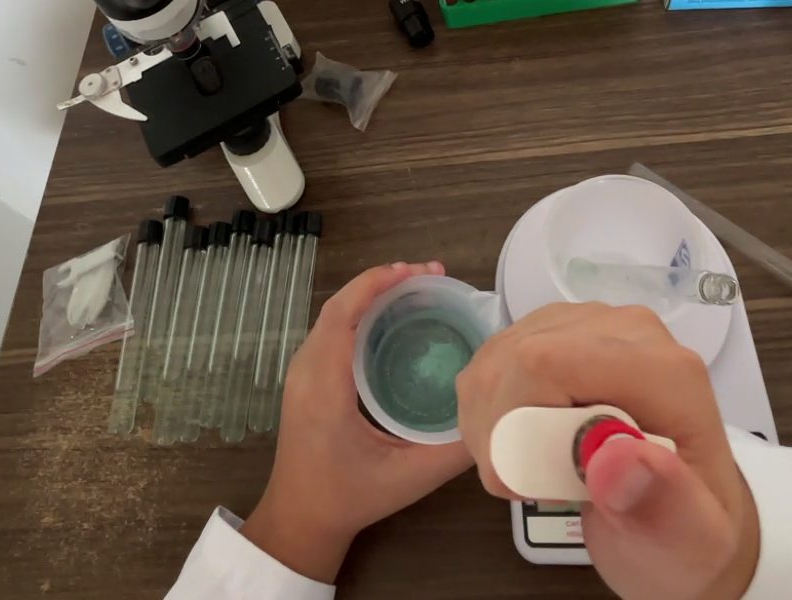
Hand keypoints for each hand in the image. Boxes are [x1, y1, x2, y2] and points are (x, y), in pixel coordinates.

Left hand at [242, 262, 472, 582]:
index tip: (414, 271)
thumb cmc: (349, 498)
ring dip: (372, 294)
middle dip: (382, 281)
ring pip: (335, 313)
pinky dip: (362, 311)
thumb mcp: (408, 477)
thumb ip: (452, 448)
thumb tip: (491, 410)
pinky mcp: (307, 375)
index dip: (375, 284)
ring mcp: (302, 370)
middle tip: (430, 276)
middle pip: (339, 305)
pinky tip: (392, 316)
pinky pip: (333, 329)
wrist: (299, 520)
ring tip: (417, 287)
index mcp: (324, 385)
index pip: (342, 314)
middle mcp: (307, 369)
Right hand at [455, 303, 760, 599]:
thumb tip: (617, 456)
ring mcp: (584, 320)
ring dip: (494, 424)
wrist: (677, 511)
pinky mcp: (553, 327)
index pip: (547, 362)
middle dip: (504, 432)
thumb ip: (666, 504)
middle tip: (538, 485)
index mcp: (662, 369)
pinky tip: (528, 440)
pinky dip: (491, 410)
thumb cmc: (683, 531)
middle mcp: (624, 328)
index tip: (535, 483)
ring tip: (539, 469)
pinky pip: (493, 358)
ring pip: (497, 358)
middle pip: (517, 358)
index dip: (518, 423)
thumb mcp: (692, 541)